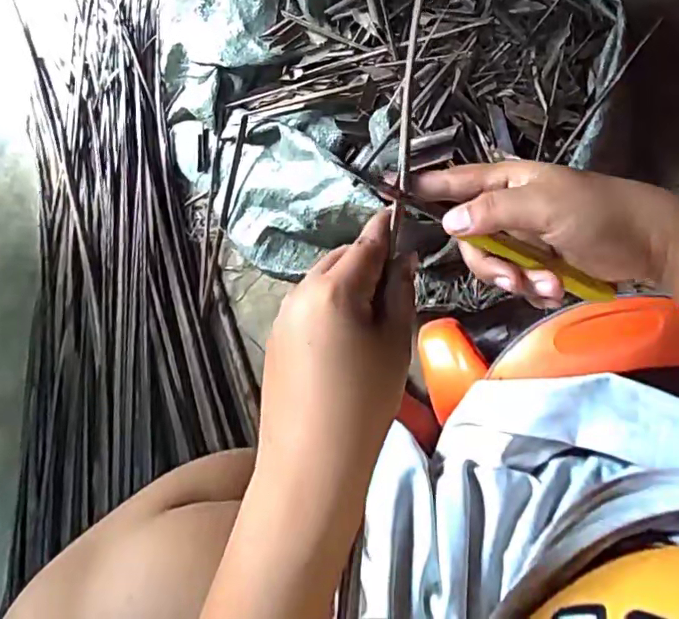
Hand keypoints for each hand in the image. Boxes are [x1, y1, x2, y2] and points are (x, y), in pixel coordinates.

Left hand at [258, 209, 414, 480]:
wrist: (311, 463)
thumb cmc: (364, 401)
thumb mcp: (395, 343)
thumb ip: (400, 292)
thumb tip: (402, 259)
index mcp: (333, 287)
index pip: (365, 243)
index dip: (385, 227)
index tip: (399, 215)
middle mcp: (301, 291)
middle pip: (341, 258)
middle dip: (367, 259)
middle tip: (396, 282)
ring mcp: (283, 313)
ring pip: (323, 280)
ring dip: (348, 282)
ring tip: (373, 314)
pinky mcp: (275, 335)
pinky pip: (308, 303)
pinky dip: (330, 303)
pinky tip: (346, 336)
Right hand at [410, 161, 678, 307]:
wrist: (651, 243)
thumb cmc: (599, 212)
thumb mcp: (546, 206)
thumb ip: (495, 212)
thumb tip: (450, 221)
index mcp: (505, 180)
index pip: (453, 181)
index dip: (422, 185)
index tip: (386, 185)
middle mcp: (507, 206)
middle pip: (468, 237)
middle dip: (492, 263)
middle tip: (518, 277)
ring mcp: (522, 235)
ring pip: (492, 263)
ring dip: (518, 279)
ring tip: (551, 282)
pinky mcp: (538, 259)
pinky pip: (516, 279)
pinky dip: (534, 288)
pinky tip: (557, 286)